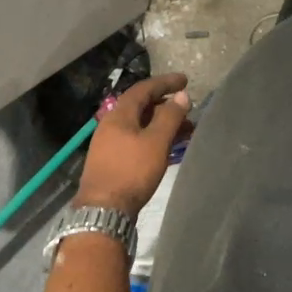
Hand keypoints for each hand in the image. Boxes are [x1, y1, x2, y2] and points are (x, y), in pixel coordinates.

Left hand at [76, 74, 190, 216]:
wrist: (103, 211)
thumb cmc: (131, 172)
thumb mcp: (156, 142)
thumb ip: (170, 116)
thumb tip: (182, 95)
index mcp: (119, 115)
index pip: (143, 89)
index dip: (165, 82)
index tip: (185, 80)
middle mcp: (111, 125)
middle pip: (141, 106)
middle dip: (166, 104)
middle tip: (187, 107)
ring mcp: (110, 144)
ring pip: (141, 125)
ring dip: (163, 123)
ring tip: (186, 130)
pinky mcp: (112, 161)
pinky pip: (137, 139)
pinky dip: (155, 138)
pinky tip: (169, 148)